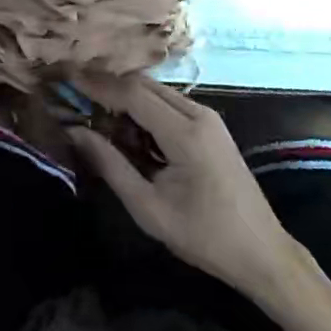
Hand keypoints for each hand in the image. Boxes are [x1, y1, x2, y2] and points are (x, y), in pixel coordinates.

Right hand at [68, 74, 310, 300]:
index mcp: (186, 133)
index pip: (133, 93)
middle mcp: (199, 114)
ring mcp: (209, 118)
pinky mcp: (211, 127)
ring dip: (125, 96)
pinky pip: (169, 104)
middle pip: (144, 84)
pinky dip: (143, 107)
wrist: (263, 252)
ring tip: (92, 108)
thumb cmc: (204, 237)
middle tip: (73, 91)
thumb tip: (76, 133)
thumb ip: (111, 166)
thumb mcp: (149, 208)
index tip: (67, 78)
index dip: (98, 84)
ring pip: (157, 91)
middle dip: (108, 85)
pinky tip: (125, 124)